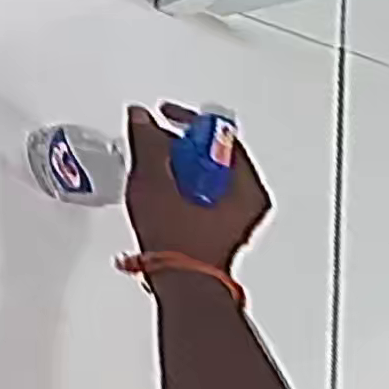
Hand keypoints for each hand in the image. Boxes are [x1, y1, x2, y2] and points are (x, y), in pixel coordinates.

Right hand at [124, 103, 270, 271]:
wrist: (181, 276)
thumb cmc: (176, 231)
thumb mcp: (154, 178)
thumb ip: (148, 142)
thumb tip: (142, 115)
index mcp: (243, 186)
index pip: (220, 138)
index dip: (189, 120)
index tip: (164, 112)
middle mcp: (246, 197)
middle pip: (212, 153)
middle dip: (178, 140)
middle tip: (149, 135)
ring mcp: (234, 211)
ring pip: (204, 169)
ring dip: (175, 158)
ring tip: (146, 159)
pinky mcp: (218, 220)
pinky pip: (199, 185)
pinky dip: (177, 175)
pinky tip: (154, 181)